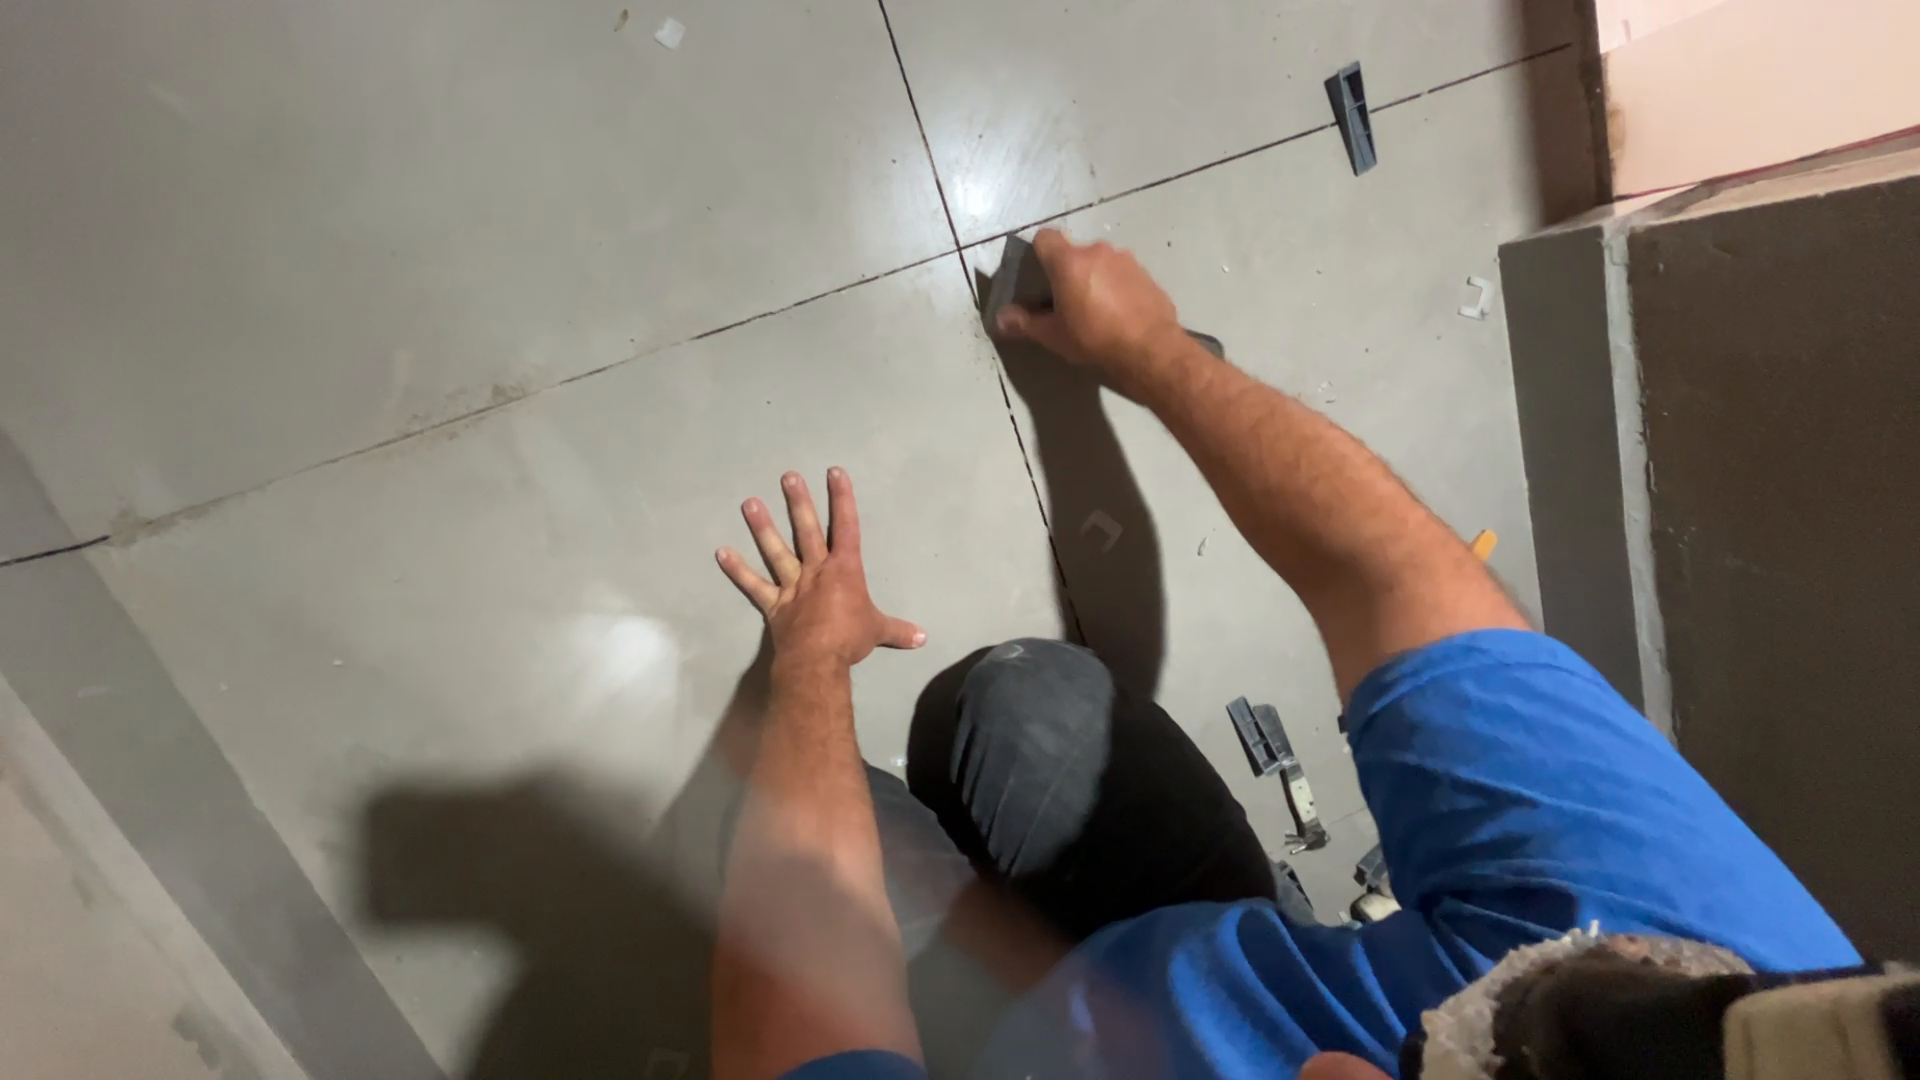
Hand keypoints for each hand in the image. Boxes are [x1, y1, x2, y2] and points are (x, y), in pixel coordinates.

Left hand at [716, 468, 924, 668]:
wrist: (817, 661)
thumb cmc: (850, 640)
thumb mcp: (879, 631)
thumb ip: (899, 630)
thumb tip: (923, 638)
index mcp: (845, 570)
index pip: (846, 527)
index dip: (842, 499)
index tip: (834, 473)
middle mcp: (816, 571)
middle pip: (808, 531)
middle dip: (799, 503)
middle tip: (788, 477)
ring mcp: (792, 587)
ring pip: (776, 552)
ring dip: (762, 528)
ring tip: (749, 503)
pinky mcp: (773, 605)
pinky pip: (754, 586)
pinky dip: (738, 570)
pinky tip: (722, 552)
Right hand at [992, 228, 1189, 395]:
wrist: (1149, 350)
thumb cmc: (1094, 339)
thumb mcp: (1054, 336)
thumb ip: (1025, 323)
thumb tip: (1000, 319)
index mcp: (1069, 262)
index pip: (1045, 237)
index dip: (1038, 252)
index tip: (1039, 276)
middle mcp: (1097, 251)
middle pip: (1074, 252)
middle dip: (1068, 272)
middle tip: (1065, 302)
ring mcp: (1126, 260)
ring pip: (1100, 263)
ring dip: (1094, 279)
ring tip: (1095, 311)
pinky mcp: (1146, 274)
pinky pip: (1122, 275)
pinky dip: (1116, 288)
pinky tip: (1118, 315)